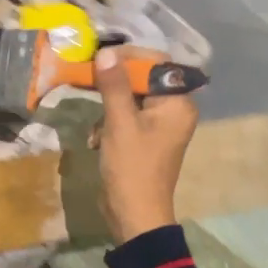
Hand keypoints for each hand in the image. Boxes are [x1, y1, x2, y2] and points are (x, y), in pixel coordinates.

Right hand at [92, 46, 199, 241]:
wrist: (134, 214)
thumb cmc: (131, 168)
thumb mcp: (119, 124)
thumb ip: (114, 87)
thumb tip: (106, 53)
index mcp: (178, 103)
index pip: (156, 63)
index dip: (127, 58)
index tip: (99, 59)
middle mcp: (174, 110)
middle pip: (143, 81)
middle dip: (114, 88)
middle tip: (89, 85)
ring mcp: (160, 127)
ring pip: (131, 100)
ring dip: (108, 110)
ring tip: (96, 130)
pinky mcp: (146, 140)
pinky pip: (127, 119)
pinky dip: (110, 126)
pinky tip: (97, 141)